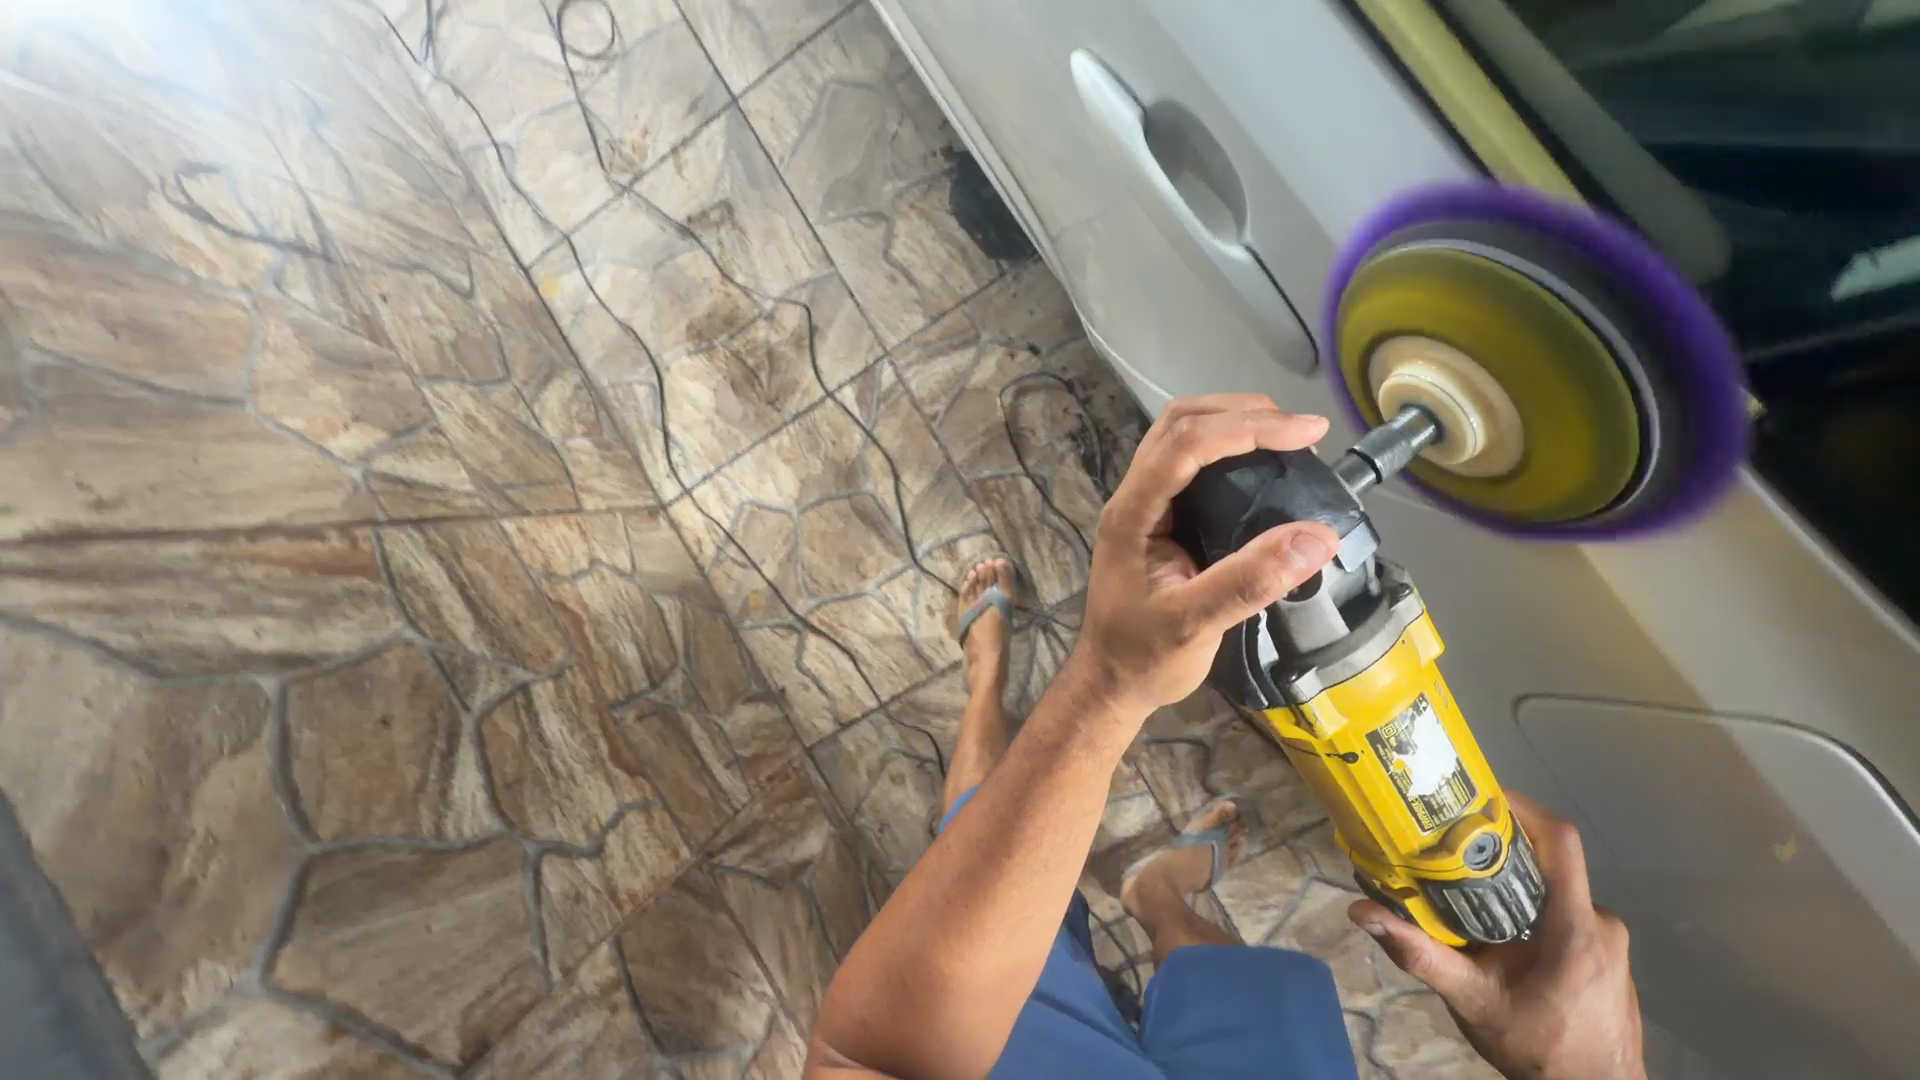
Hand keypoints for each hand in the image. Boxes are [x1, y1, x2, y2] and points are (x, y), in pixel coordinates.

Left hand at [1071, 394, 1337, 713]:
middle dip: (1241, 412)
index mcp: (1131, 515)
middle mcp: (1132, 499)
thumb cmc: (1144, 657)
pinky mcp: (1158, 518)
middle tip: (1301, 429)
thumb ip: (1249, 582)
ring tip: (1287, 436)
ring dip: (1231, 423)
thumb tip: (1318, 536)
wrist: (1111, 681)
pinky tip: (1262, 464)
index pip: (1183, 445)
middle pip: (1178, 424)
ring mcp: (1142, 506)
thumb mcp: (1195, 626)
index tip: (1307, 434)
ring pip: (1180, 436)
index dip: (1246, 428)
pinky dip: (1227, 448)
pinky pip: (1189, 463)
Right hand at [1349, 794, 1645, 1079]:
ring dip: (1509, 880)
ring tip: (1460, 887)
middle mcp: (1601, 923)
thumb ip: (1420, 955)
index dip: (1520, 807)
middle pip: (1547, 860)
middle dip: (1497, 846)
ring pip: (1552, 887)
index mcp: (1576, 926)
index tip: (1474, 794)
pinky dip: (1527, 905)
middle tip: (1447, 843)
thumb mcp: (1472, 1002)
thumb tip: (1361, 911)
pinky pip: (1563, 910)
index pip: (1559, 841)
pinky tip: (1493, 928)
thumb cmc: (1538, 1048)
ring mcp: (1609, 940)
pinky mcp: (1606, 955)